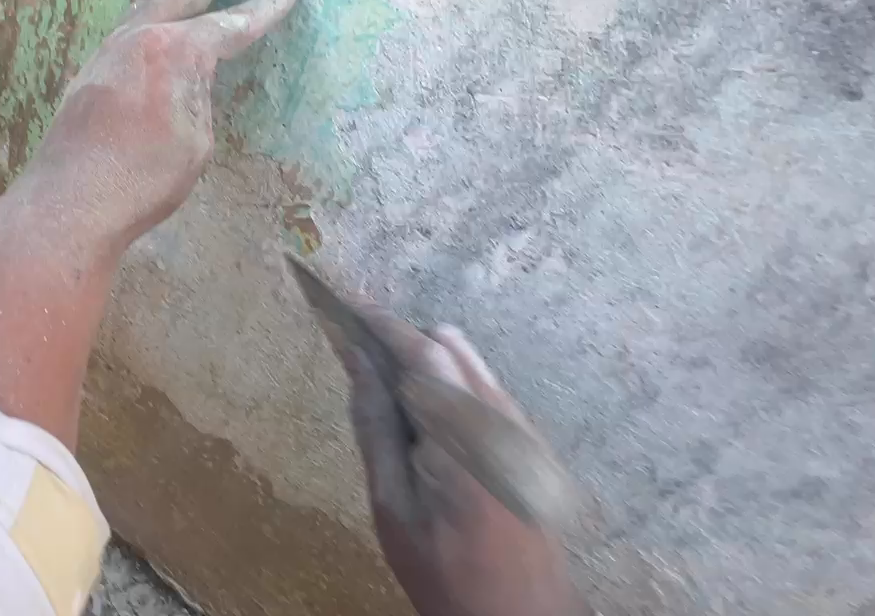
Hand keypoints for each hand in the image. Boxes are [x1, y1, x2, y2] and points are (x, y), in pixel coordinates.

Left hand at [8, 0, 299, 248]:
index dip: (270, 0)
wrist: (69, 199)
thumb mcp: (196, 142)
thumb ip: (200, 96)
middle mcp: (145, 35)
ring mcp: (115, 45)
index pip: (237, 21)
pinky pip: (132, 13)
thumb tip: (192, 76)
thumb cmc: (142, 180)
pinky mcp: (97, 63)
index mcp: (180, 52)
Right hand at [340, 311, 590, 615]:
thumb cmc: (444, 572)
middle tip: (361, 360)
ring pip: (468, 363)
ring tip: (391, 397)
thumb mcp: (393, 504)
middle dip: (401, 341)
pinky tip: (428, 425)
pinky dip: (449, 386)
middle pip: (447, 346)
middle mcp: (503, 420)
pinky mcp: (530, 446)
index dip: (381, 321)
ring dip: (427, 362)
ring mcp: (523, 432)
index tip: (344, 302)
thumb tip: (357, 358)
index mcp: (465, 434)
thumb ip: (375, 423)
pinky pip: (484, 389)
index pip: (421, 351)